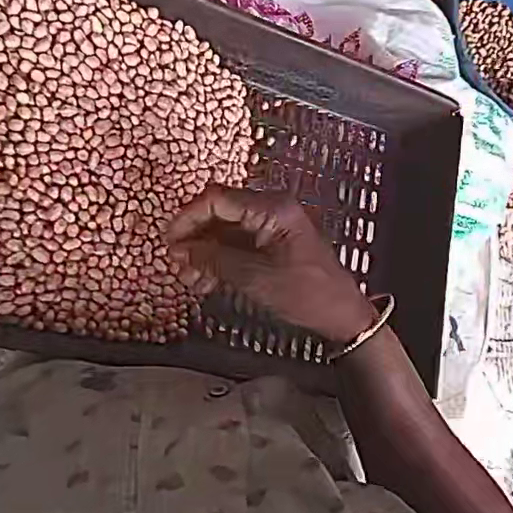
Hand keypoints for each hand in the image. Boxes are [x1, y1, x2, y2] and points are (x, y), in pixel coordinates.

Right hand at [165, 185, 375, 341]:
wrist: (342, 313)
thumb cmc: (307, 294)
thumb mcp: (255, 278)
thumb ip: (216, 260)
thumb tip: (181, 251)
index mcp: (273, 209)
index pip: (218, 199)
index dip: (189, 218)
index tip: (171, 240)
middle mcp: (272, 209)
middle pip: (220, 212)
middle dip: (195, 237)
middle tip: (177, 263)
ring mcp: (273, 226)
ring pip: (226, 230)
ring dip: (205, 252)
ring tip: (189, 278)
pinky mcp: (273, 243)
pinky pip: (238, 243)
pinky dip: (220, 259)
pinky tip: (206, 280)